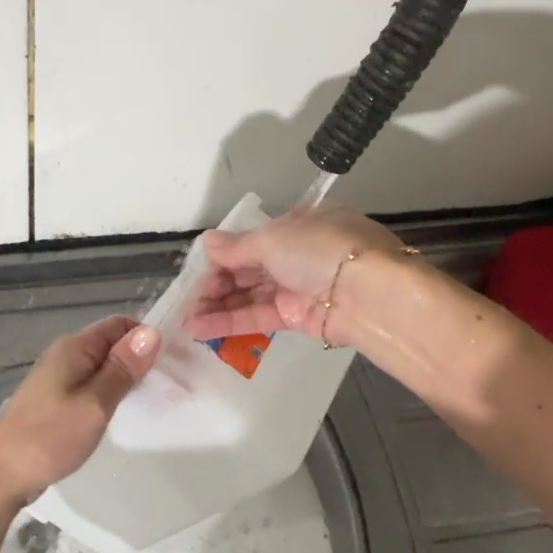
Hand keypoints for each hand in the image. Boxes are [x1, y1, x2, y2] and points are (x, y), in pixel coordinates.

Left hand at [0, 315, 160, 508]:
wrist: (4, 475)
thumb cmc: (50, 439)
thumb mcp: (95, 404)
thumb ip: (122, 369)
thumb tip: (150, 332)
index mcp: (73, 349)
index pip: (118, 325)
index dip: (146, 337)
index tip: (173, 361)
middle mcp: (63, 356)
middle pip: (110, 345)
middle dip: (139, 360)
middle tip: (169, 386)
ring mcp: (55, 379)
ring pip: (100, 368)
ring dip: (124, 380)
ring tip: (151, 400)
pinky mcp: (53, 401)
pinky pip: (88, 387)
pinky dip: (107, 395)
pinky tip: (119, 414)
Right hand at [184, 208, 414, 344]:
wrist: (368, 295)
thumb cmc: (322, 250)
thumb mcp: (274, 238)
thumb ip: (236, 247)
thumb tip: (206, 242)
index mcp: (298, 224)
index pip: (252, 240)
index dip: (223, 255)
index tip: (197, 270)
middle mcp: (297, 254)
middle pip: (247, 269)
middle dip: (215, 284)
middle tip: (186, 298)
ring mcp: (296, 287)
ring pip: (248, 295)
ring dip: (216, 306)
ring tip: (185, 318)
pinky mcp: (295, 317)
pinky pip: (256, 317)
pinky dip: (228, 321)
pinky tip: (199, 327)